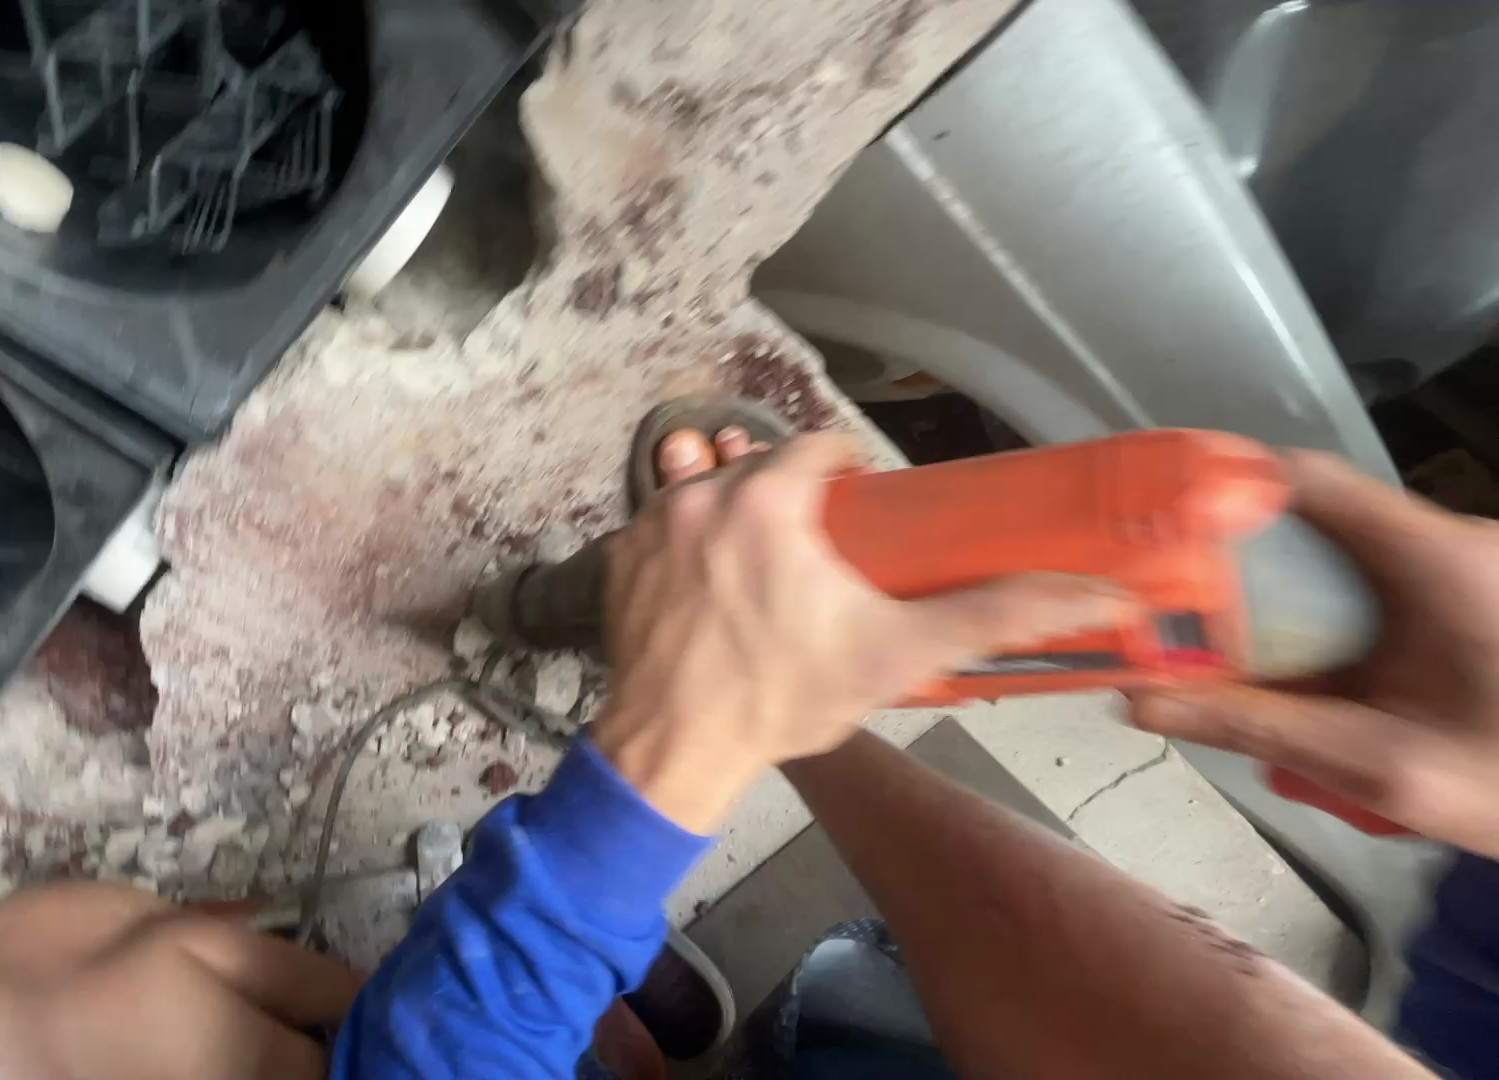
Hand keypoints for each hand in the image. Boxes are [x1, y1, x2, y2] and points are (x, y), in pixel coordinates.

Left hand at [592, 432, 1131, 831]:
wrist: (677, 743)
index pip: (815, 448)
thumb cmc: (784, 697)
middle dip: (786, 492)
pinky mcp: (616, 554)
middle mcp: (699, 494)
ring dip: (729, 508)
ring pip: (700, 487)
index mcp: (767, 499)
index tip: (854, 499)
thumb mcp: (896, 654)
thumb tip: (1095, 592)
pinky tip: (701, 577)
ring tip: (755, 557)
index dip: (842, 469)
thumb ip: (992, 614)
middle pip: (755, 467)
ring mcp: (649, 522)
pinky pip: (656, 523)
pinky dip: (680, 538)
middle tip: (810, 543)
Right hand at [1130, 451, 1498, 858]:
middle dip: (1212, 550)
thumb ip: (1260, 728)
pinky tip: (1269, 654)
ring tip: (1192, 628)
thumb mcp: (1394, 770)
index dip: (1212, 482)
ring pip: (1320, 550)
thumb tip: (1135, 701)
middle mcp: (1447, 543)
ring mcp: (1456, 567)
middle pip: (1297, 516)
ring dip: (1250, 583)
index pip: (1304, 479)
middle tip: (1148, 592)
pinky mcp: (1460, 594)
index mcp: (1440, 557)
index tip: (1139, 515)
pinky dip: (1291, 604)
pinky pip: (1351, 577)